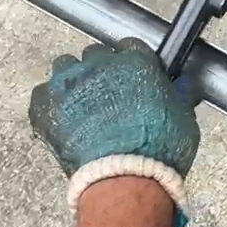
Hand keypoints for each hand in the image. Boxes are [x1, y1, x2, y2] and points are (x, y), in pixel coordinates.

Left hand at [28, 38, 199, 178]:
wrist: (124, 178)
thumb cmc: (155, 152)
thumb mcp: (183, 120)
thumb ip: (179, 95)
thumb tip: (183, 85)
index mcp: (136, 62)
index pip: (131, 48)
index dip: (133, 65)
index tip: (134, 78)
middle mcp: (100, 64)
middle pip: (96, 56)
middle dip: (102, 73)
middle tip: (111, 99)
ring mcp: (69, 82)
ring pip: (66, 68)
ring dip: (74, 83)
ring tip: (84, 109)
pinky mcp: (46, 105)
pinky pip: (43, 95)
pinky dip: (52, 106)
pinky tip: (64, 122)